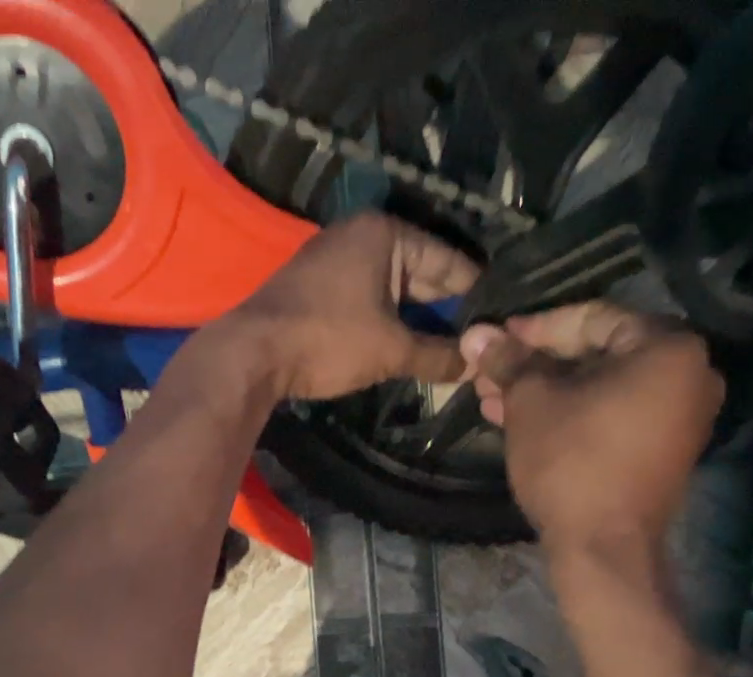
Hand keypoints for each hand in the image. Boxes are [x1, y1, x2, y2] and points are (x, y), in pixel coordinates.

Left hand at [210, 213, 477, 400]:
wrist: (251, 355)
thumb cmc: (327, 339)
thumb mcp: (391, 349)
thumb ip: (438, 356)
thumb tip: (474, 367)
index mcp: (385, 234)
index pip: (449, 261)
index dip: (476, 294)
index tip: (501, 321)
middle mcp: (360, 237)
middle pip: (421, 273)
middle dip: (447, 310)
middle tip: (482, 342)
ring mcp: (335, 261)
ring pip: (393, 290)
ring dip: (418, 320)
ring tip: (454, 350)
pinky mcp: (318, 288)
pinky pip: (368, 299)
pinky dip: (389, 321)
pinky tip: (411, 347)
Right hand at [460, 302, 721, 549]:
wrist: (604, 546)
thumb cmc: (571, 460)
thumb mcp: (531, 402)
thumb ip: (509, 361)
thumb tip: (475, 333)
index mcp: (667, 348)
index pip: (591, 318)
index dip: (535, 327)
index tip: (494, 339)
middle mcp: (689, 374)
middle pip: (597, 352)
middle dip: (536, 364)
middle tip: (488, 371)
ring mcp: (680, 415)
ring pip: (600, 387)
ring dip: (545, 390)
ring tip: (491, 399)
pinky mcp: (663, 448)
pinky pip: (613, 413)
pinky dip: (571, 412)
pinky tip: (519, 419)